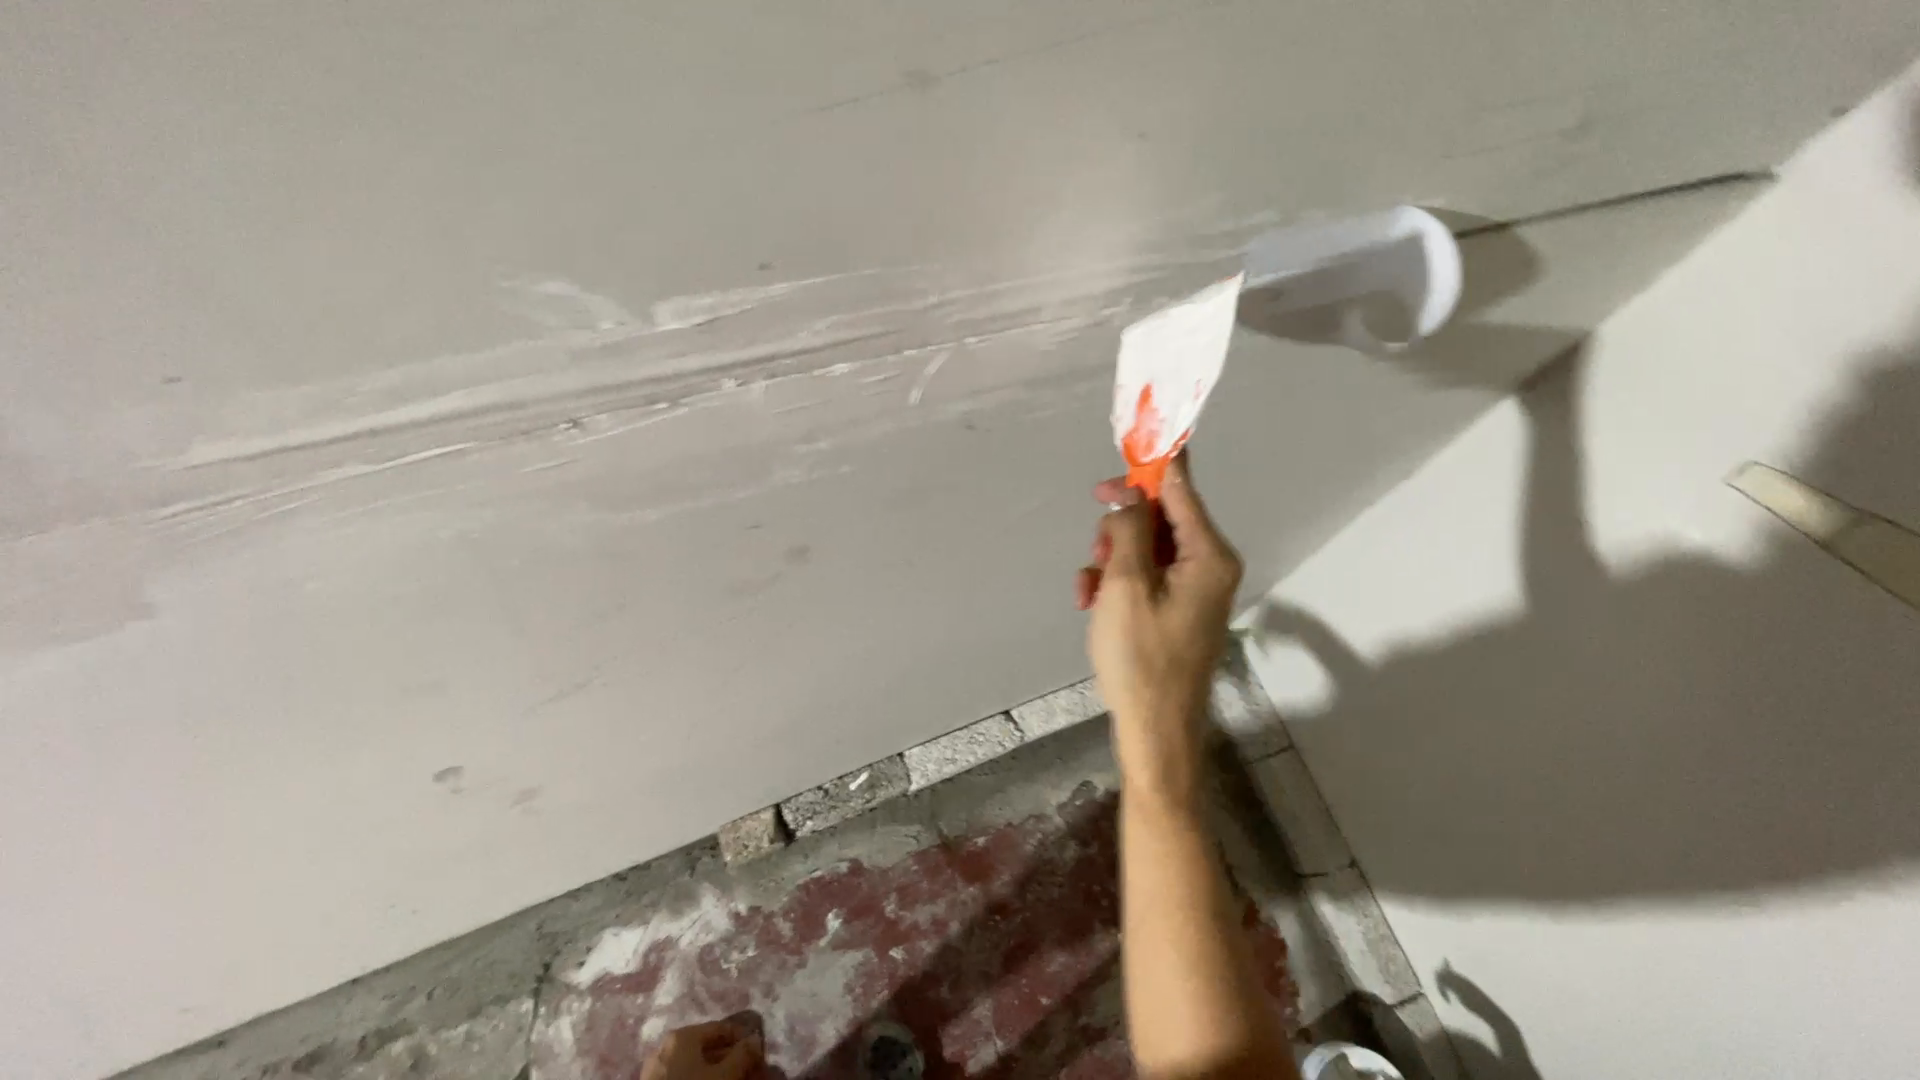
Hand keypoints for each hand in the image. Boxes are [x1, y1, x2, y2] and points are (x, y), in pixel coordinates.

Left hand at [639, 1020, 764, 1079]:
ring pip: (696, 1064)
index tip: (759, 1049)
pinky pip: (684, 1075)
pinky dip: (701, 1077)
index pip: (720, 1028)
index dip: (742, 1037)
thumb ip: (741, 1056)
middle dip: (730, 1057)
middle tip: (749, 1068)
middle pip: (707, 1047)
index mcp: (682, 1035)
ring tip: (734, 1078)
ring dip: (718, 1070)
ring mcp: (657, 1068)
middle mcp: (667, 1046)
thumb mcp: (722, 1076)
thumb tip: (755, 1039)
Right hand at [1076, 452, 1241, 802]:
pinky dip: (1117, 582)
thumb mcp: (1126, 585)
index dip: (1153, 463)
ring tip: (1089, 588)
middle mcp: (1210, 565)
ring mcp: (1195, 590)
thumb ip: (1129, 530)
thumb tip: (1130, 497)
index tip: (1132, 437)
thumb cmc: (1141, 657)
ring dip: (1112, 558)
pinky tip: (1093, 603)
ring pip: (1147, 547)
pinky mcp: (1178, 610)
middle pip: (1161, 517)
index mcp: (1209, 554)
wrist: (1156, 729)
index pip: (1181, 489)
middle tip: (1093, 545)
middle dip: (1120, 526)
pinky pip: (1146, 577)